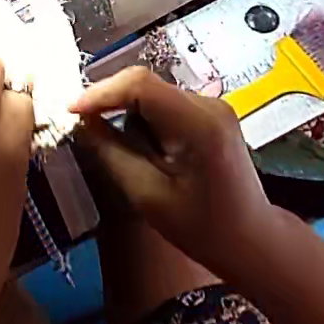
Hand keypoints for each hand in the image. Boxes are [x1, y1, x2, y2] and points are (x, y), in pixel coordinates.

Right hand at [71, 67, 280, 279]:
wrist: (251, 240)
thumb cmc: (201, 228)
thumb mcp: (147, 194)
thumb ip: (112, 152)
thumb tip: (83, 122)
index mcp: (198, 124)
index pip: (140, 85)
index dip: (100, 92)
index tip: (72, 111)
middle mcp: (208, 104)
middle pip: (145, 84)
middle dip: (110, 101)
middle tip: (81, 124)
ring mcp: (212, 105)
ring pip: (152, 92)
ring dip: (126, 110)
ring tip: (110, 140)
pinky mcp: (209, 113)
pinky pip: (164, 102)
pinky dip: (142, 116)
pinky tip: (137, 144)